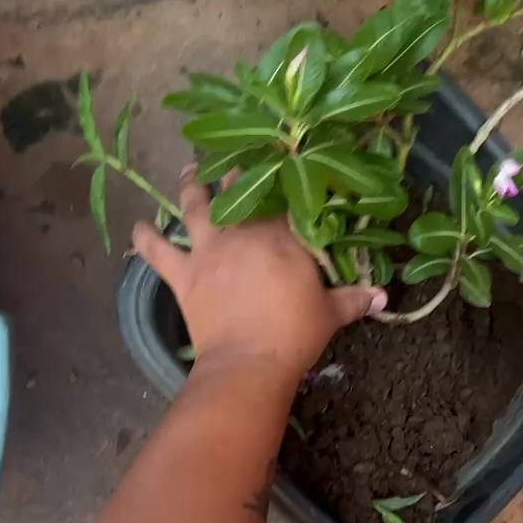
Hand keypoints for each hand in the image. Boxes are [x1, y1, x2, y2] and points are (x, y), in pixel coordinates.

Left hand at [133, 167, 385, 381]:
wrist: (250, 362)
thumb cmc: (295, 336)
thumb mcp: (330, 315)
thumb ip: (355, 299)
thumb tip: (385, 297)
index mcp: (282, 238)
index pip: (286, 203)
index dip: (287, 185)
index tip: (287, 167)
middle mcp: (243, 233)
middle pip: (240, 192)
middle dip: (240, 174)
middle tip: (238, 159)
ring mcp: (210, 250)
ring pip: (195, 207)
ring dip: (190, 187)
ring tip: (188, 172)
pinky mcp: (184, 274)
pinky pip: (157, 251)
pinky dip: (146, 239)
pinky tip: (138, 227)